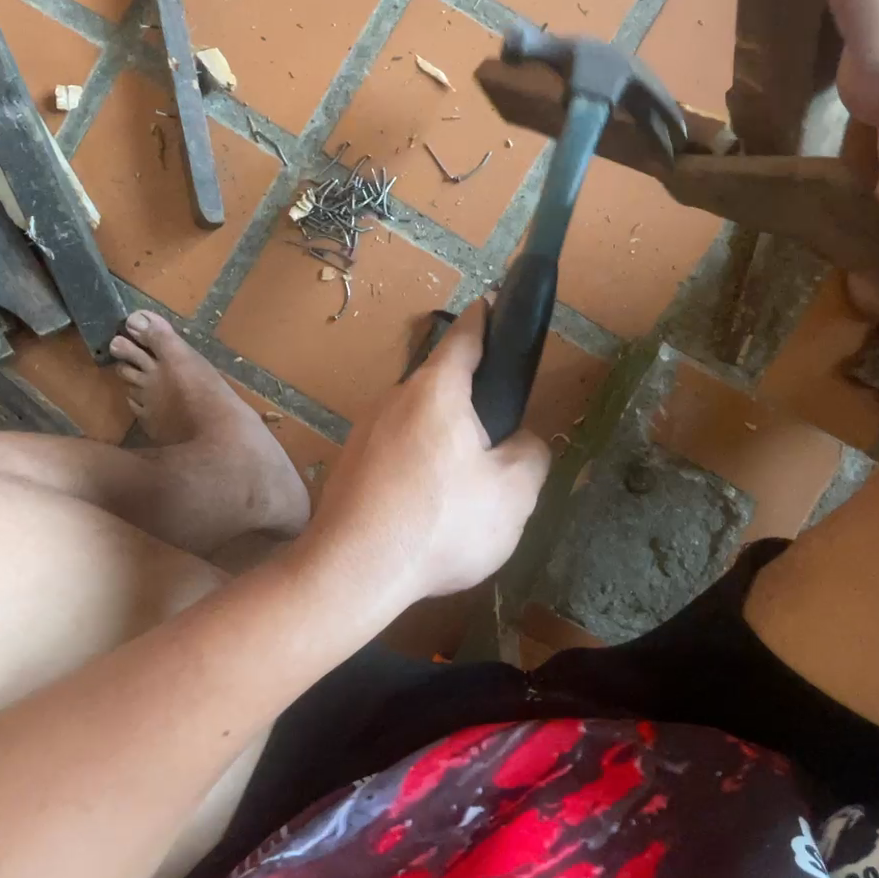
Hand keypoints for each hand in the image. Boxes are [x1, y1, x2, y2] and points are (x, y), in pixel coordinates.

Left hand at [303, 305, 551, 601]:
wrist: (351, 573)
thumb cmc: (440, 524)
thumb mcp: (514, 494)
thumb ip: (531, 454)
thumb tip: (520, 441)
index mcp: (437, 390)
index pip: (467, 335)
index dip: (488, 318)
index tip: (498, 304)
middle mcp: (394, 398)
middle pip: (442, 386)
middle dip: (471, 406)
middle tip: (497, 449)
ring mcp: (364, 431)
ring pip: (418, 423)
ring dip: (442, 442)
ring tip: (461, 494)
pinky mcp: (348, 465)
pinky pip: (395, 453)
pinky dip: (415, 469)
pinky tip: (425, 512)